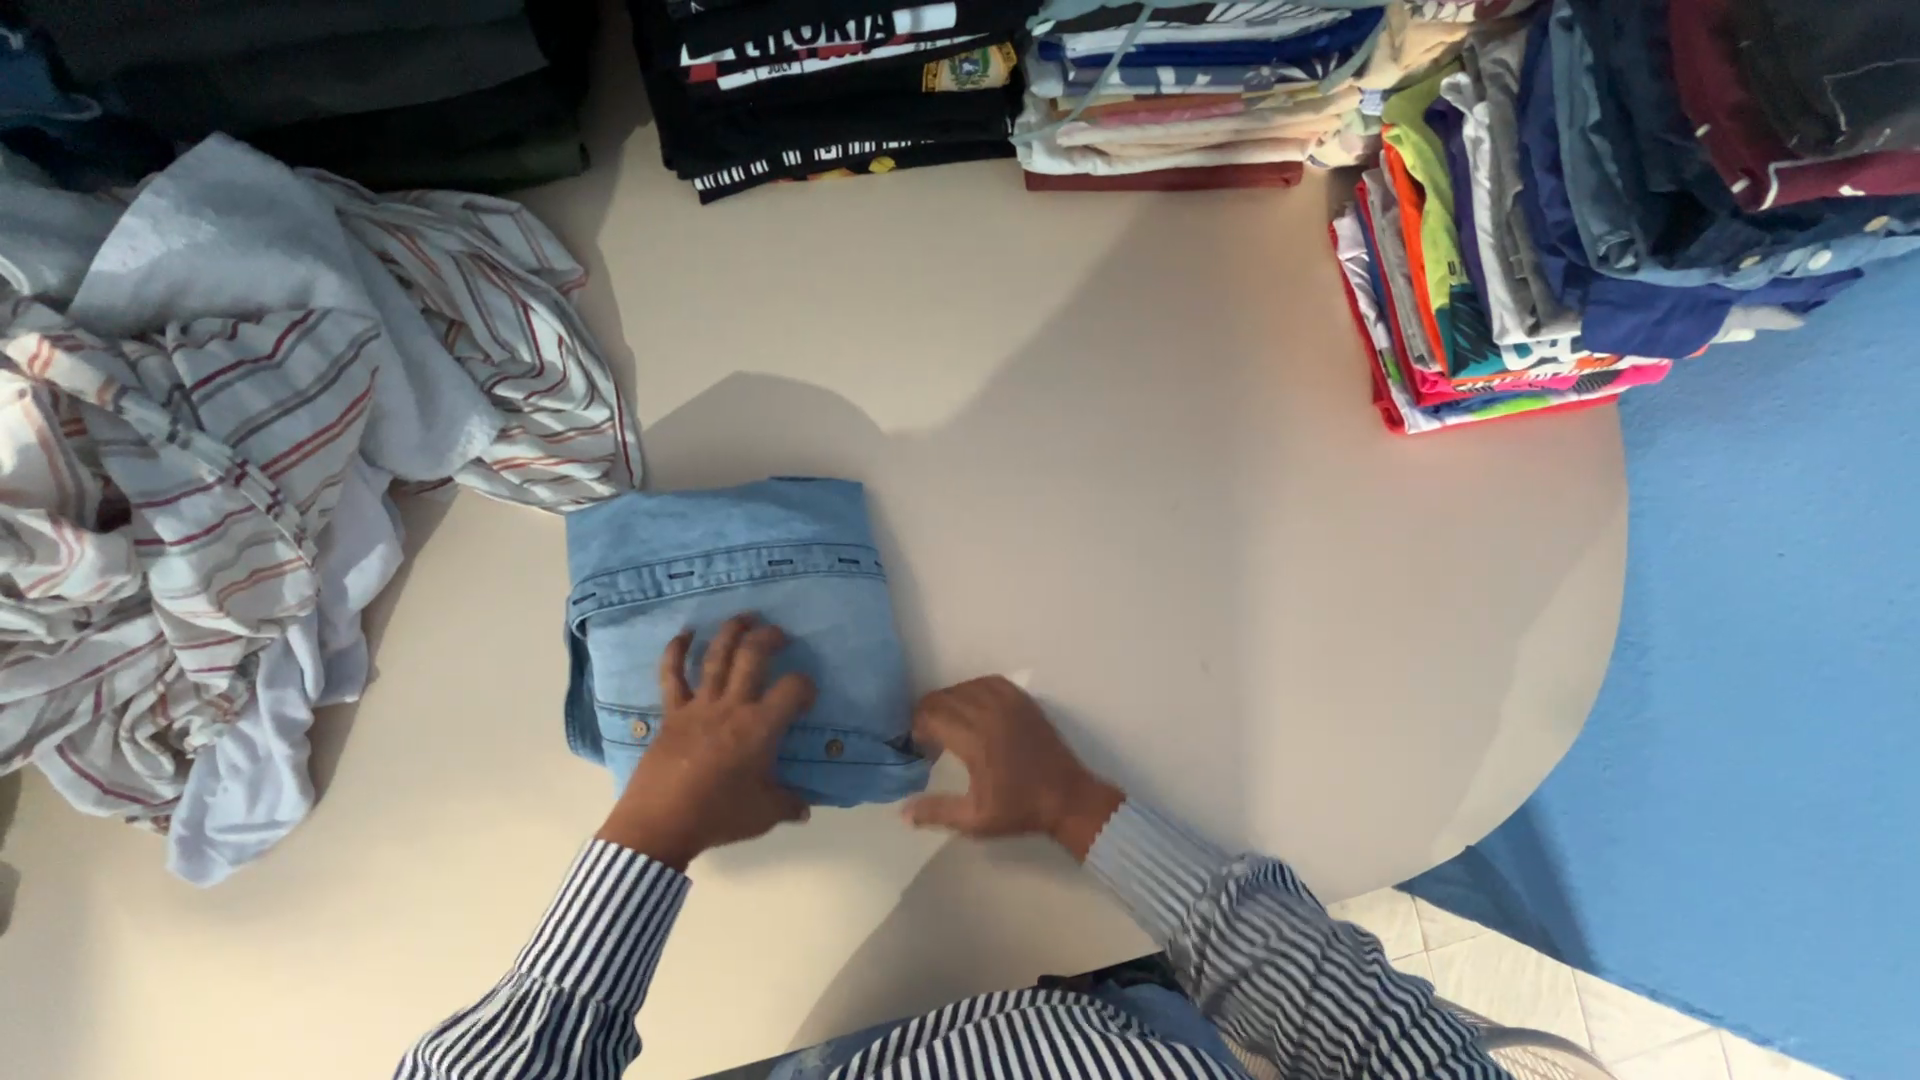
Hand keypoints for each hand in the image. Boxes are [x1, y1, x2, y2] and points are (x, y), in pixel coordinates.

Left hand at [596, 614, 811, 868]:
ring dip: (731, 632)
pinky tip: (684, 635)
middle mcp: (732, 707)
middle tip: (779, 634)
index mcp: (760, 727)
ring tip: (745, 617)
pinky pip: (672, 676)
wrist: (659, 825)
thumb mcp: (764, 814)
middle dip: (770, 638)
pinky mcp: (672, 713)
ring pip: (717, 656)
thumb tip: (804, 808)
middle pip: (753, 656)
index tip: (806, 696)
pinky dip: (676, 652)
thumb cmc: (717, 816)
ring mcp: (699, 706)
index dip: (806, 686)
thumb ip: (788, 804)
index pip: (793, 689)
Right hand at [902, 676, 1123, 859]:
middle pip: (944, 697)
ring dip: (950, 700)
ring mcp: (1009, 703)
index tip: (920, 745)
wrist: (1067, 797)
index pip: (931, 716)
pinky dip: (974, 689)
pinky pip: (989, 682)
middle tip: (929, 736)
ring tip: (950, 722)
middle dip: (929, 713)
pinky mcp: (1023, 701)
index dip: (918, 727)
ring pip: (965, 686)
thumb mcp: (975, 820)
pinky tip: (973, 706)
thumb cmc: (1019, 809)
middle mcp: (989, 714)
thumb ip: (936, 812)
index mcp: (975, 740)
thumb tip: (902, 812)